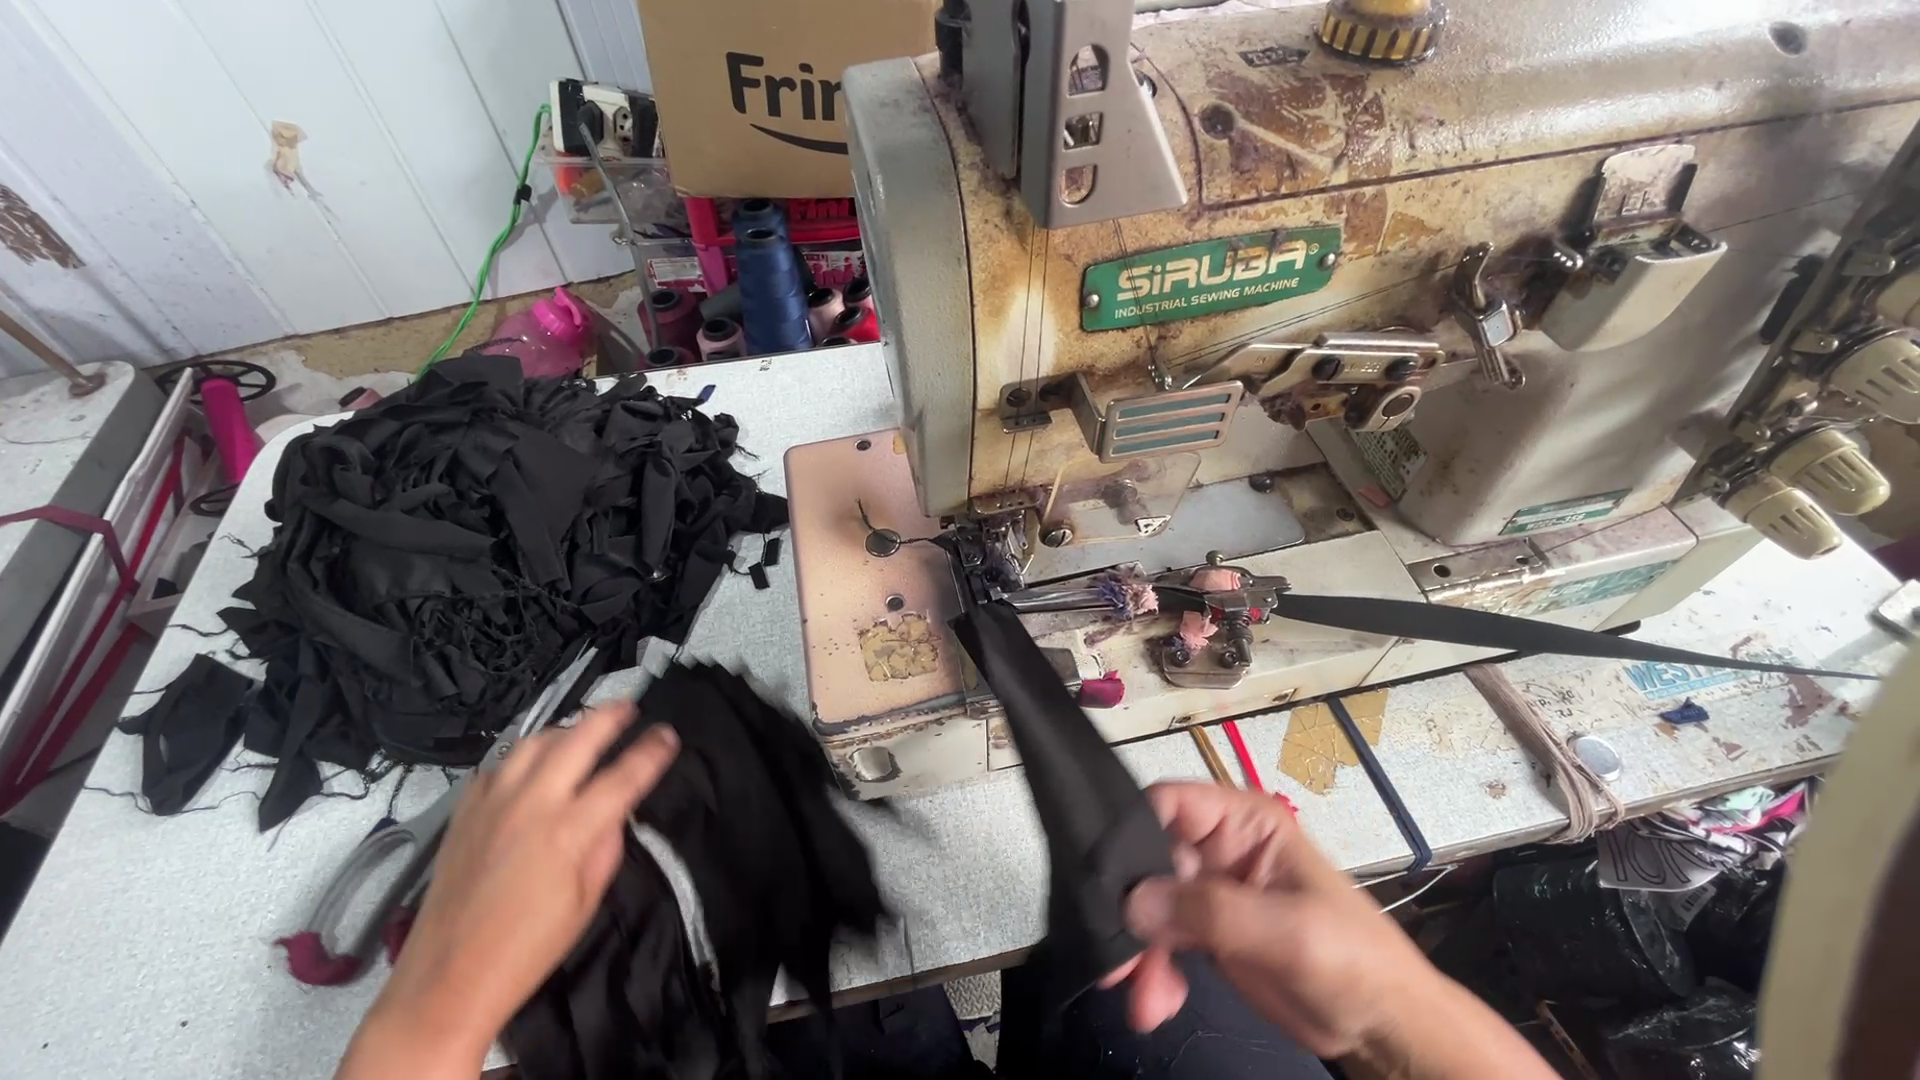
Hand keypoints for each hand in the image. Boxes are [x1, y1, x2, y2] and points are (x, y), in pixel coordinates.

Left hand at [337, 704, 677, 1079]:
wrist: (448, 978)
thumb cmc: (531, 947)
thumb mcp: (588, 899)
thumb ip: (607, 844)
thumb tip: (615, 809)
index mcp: (569, 831)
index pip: (623, 775)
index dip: (652, 750)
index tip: (668, 734)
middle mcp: (532, 804)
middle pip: (578, 739)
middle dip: (610, 717)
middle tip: (629, 708)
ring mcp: (493, 802)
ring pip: (534, 742)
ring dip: (566, 730)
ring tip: (582, 732)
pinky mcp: (464, 811)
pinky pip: (500, 766)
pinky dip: (524, 758)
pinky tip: (533, 768)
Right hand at [1109, 783, 1554, 1078]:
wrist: (1383, 1026)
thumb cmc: (1351, 959)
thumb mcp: (1288, 932)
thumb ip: (1211, 911)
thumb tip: (1134, 900)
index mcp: (1242, 821)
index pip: (1169, 803)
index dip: (1133, 833)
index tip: (1108, 881)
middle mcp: (1217, 846)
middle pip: (1147, 857)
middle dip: (1129, 907)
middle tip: (1114, 958)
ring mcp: (1208, 890)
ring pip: (1146, 904)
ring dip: (1137, 950)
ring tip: (1142, 999)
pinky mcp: (1202, 932)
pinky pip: (1157, 940)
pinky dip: (1150, 970)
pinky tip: (1157, 1004)